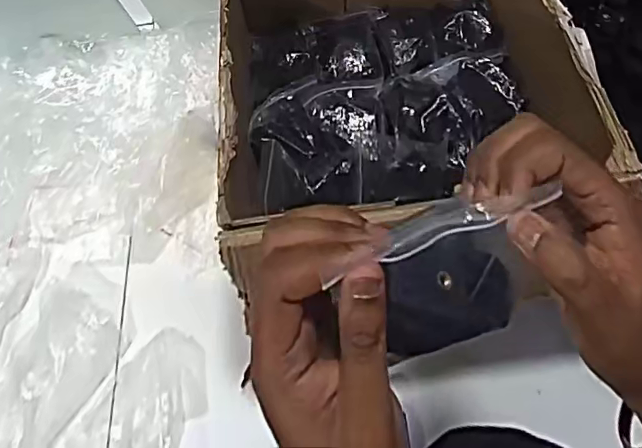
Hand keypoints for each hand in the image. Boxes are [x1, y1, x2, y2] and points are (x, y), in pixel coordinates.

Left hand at [247, 206, 403, 447]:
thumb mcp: (365, 411)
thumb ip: (363, 339)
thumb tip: (364, 270)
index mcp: (272, 355)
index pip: (278, 279)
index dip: (320, 256)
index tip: (364, 252)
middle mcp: (272, 329)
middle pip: (274, 251)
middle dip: (321, 231)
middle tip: (369, 237)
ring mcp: (289, 319)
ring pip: (288, 248)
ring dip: (327, 230)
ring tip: (369, 237)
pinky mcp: (311, 317)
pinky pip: (312, 263)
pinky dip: (337, 245)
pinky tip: (362, 249)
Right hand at [465, 115, 641, 432]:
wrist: (640, 360)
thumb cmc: (627, 335)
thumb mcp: (599, 306)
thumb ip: (561, 262)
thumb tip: (516, 219)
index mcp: (605, 198)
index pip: (553, 148)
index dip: (518, 166)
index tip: (498, 206)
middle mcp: (583, 183)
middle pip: (529, 134)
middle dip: (497, 159)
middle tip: (480, 202)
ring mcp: (561, 190)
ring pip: (514, 145)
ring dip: (486, 167)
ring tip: (476, 206)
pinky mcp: (542, 203)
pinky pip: (506, 169)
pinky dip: (484, 179)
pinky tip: (477, 206)